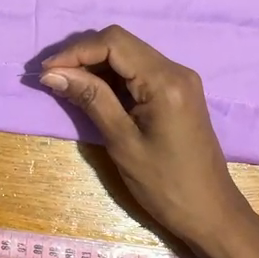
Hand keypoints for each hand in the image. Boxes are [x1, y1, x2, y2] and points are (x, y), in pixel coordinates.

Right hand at [39, 25, 258, 257]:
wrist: (211, 214)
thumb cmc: (166, 185)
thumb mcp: (122, 142)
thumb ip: (90, 99)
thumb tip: (52, 74)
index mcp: (165, 80)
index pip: (114, 43)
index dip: (75, 51)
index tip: (46, 72)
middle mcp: (176, 70)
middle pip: (121, 43)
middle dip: (83, 55)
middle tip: (52, 78)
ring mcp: (179, 80)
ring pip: (129, 55)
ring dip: (95, 65)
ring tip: (66, 85)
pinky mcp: (177, 92)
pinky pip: (139, 71)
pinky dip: (112, 76)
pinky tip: (92, 92)